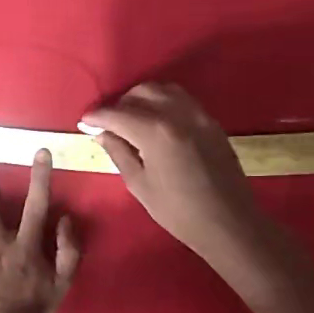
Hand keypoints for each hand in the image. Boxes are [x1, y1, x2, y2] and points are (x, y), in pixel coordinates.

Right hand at [79, 83, 268, 260]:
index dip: (97, 117)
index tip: (84, 122)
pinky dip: (164, 102)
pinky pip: (182, 99)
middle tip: (108, 124)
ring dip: (143, 98)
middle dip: (120, 104)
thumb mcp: (140, 186)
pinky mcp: (212, 121)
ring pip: (164, 90)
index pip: (118, 114)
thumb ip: (119, 153)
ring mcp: (198, 115)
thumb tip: (102, 134)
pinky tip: (157, 122)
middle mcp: (178, 114)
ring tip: (132, 119)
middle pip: (141, 93)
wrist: (229, 222)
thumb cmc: (179, 212)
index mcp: (156, 132)